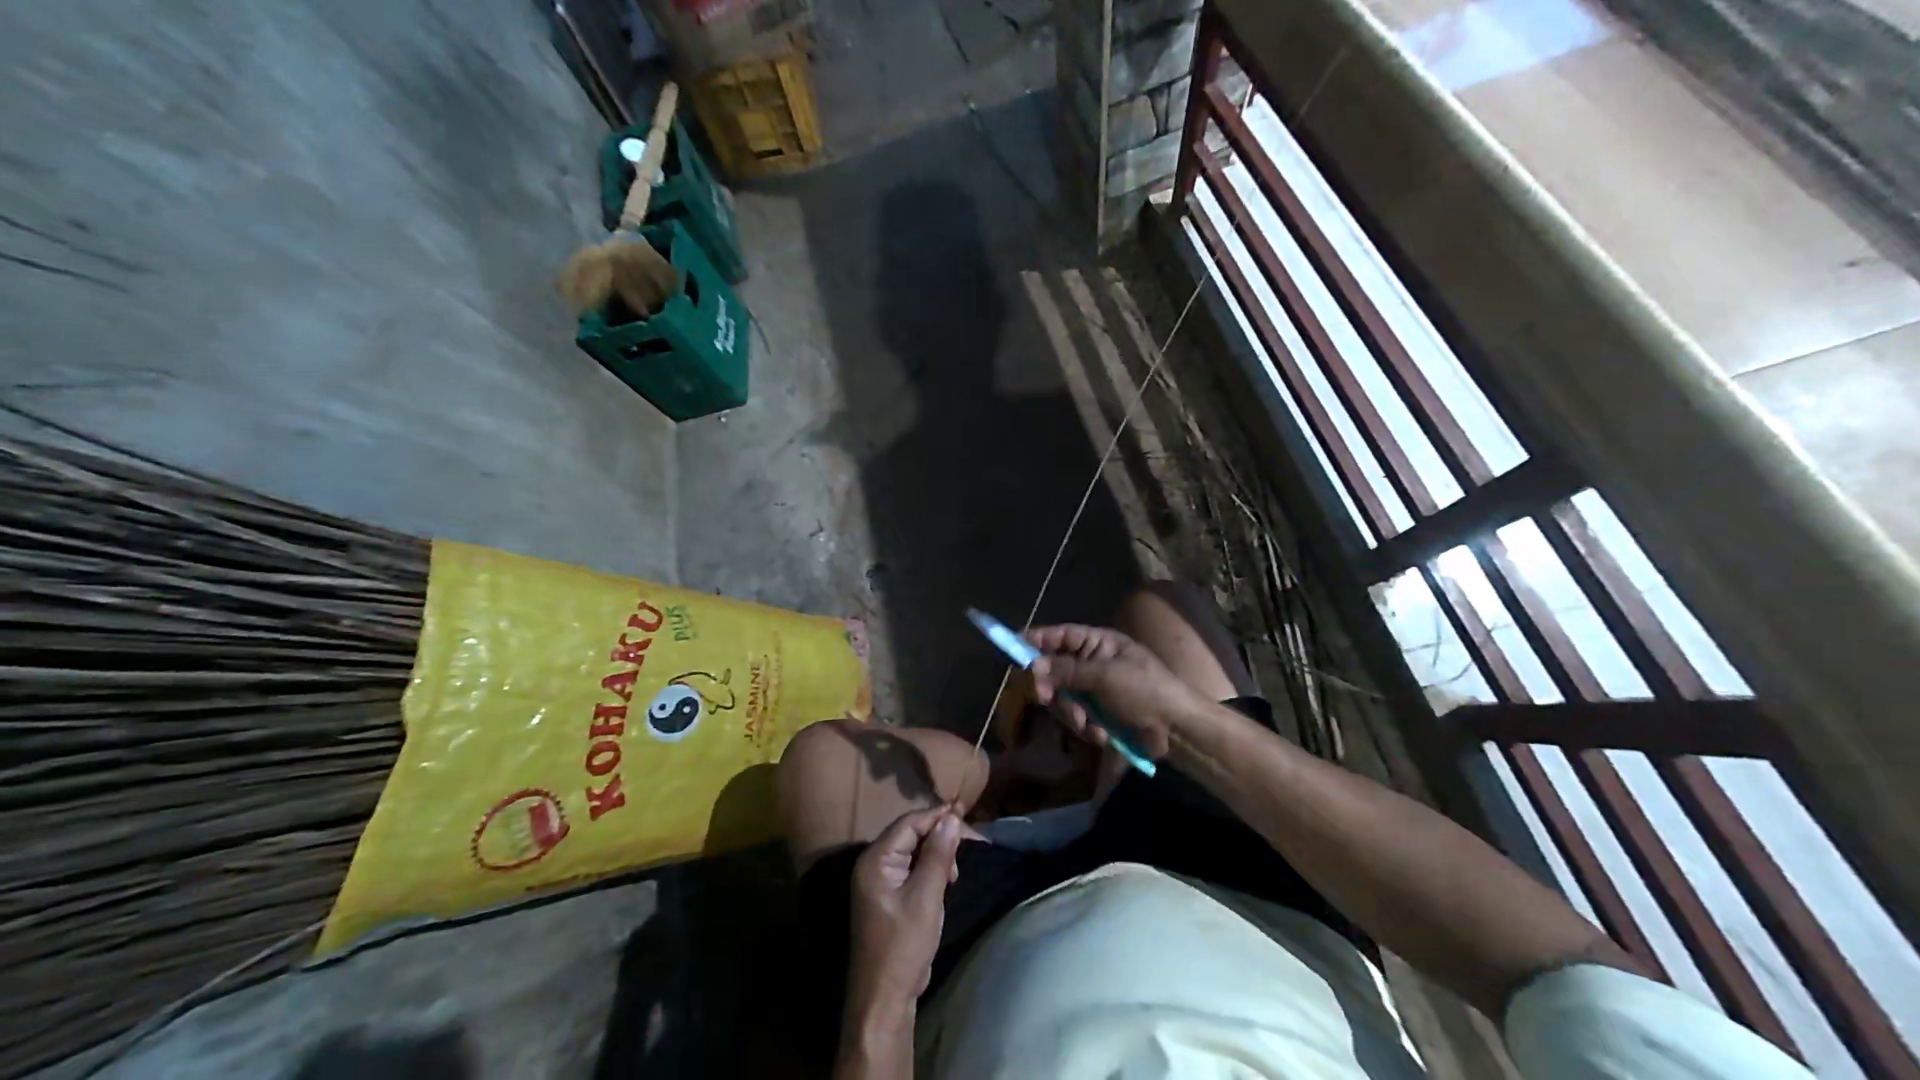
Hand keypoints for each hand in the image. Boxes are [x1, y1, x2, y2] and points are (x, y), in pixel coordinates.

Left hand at [847, 806, 963, 1016]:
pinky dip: (928, 868)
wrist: (884, 994)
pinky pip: (909, 868)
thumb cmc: (904, 943)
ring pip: (910, 851)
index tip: (964, 814)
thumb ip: (938, 854)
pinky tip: (944, 879)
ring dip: (935, 853)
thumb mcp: (926, 896)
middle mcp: (872, 864)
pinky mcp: (886, 896)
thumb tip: (951, 818)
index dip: (936, 817)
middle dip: (937, 834)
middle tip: (966, 844)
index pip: (907, 823)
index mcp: (875, 860)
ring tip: (955, 870)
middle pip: (908, 834)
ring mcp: (877, 881)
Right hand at [1027, 624, 1212, 757]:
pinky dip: (1086, 727)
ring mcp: (1095, 690)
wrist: (1178, 729)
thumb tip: (1033, 664)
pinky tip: (1102, 735)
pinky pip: (1077, 717)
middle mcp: (1093, 663)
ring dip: (1072, 713)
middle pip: (1055, 670)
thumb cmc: (1146, 690)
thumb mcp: (1105, 676)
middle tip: (1046, 698)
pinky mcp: (1099, 714)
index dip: (1037, 640)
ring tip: (1088, 725)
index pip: (1060, 636)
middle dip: (1053, 688)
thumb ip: (1067, 670)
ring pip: (1063, 698)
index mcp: (1099, 644)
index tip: (1013, 648)